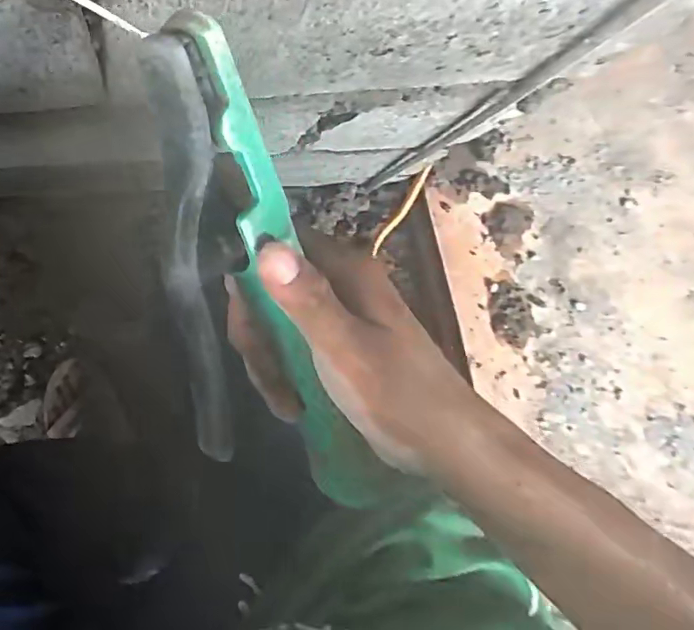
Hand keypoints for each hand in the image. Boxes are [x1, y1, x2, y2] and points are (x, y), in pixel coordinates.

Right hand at [225, 232, 485, 473]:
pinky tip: (292, 404)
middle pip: (268, 286)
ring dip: (267, 360)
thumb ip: (304, 298)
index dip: (249, 269)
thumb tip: (264, 247)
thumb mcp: (344, 347)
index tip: (243, 314)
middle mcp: (338, 282)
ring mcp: (336, 314)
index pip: (276, 242)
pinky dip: (282, 373)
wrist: (450, 450)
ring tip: (283, 399)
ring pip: (274, 319)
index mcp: (343, 269)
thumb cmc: (399, 394)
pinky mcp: (335, 344)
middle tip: (262, 368)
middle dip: (256, 331)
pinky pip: (289, 345)